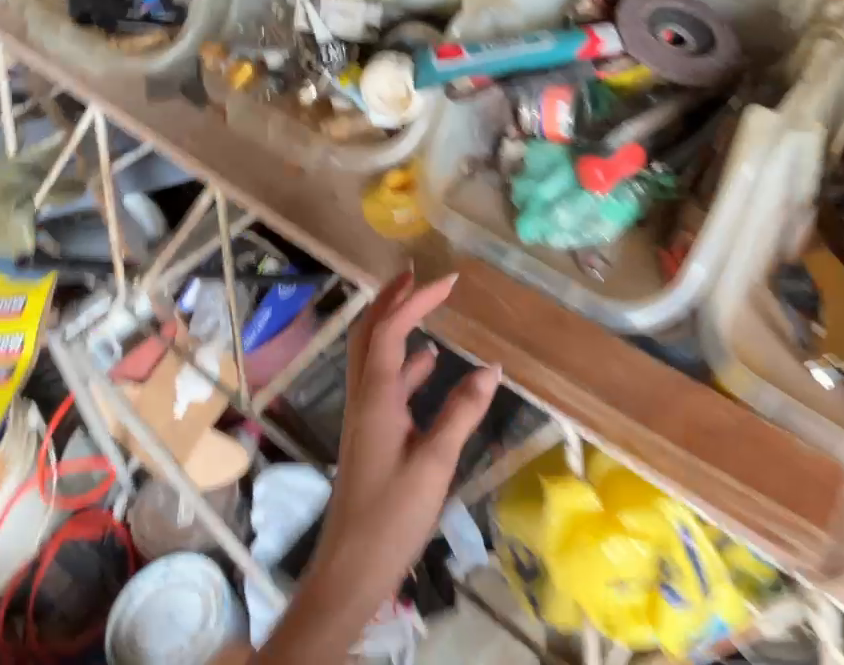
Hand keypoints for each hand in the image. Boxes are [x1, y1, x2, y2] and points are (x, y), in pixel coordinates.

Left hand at [252, 272, 499, 663]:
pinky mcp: (372, 436)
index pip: (391, 332)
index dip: (417, 301)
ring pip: (374, 356)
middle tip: (416, 274)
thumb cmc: (392, 515)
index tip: (448, 280)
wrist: (351, 569)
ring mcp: (366, 417)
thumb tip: (492, 369)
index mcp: (376, 397)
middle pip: (368, 334)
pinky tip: (430, 363)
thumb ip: (462, 412)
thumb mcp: (435, 462)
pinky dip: (407, 363)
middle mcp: (365, 398)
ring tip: (424, 305)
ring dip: (395, 325)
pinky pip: (387, 383)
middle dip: (390, 299)